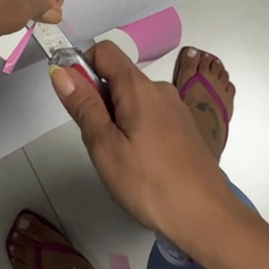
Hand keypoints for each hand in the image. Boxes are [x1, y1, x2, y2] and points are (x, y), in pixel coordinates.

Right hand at [52, 41, 240, 245]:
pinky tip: (143, 167)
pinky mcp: (185, 128)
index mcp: (138, 87)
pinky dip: (138, 132)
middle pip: (118, 78)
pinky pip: (151, 117)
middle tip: (102, 145)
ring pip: (134, 101)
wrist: (208, 218)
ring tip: (123, 162)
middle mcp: (160, 88)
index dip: (83, 66)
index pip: (104, 51)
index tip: (78, 102)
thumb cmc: (150, 183)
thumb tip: (61, 70)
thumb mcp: (105, 147)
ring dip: (119, 121)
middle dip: (100, 103)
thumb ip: (83, 106)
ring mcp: (176, 108)